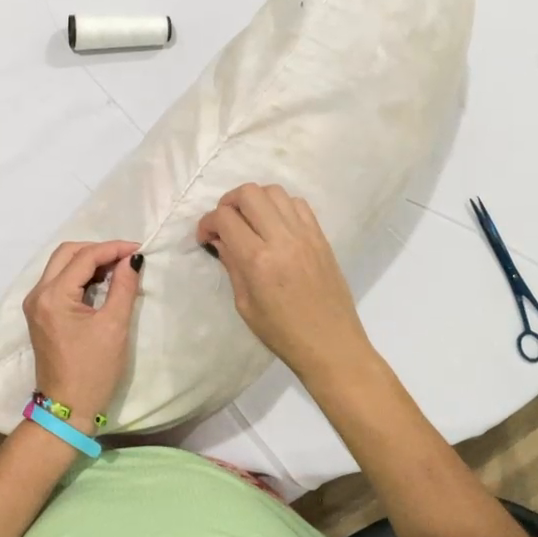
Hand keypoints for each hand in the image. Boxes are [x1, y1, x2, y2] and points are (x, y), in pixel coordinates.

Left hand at [23, 240, 141, 431]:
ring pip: (60, 265)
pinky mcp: (39, 313)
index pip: (83, 257)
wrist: (67, 408)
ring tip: (117, 268)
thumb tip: (132, 259)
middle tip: (126, 257)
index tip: (138, 249)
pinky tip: (101, 282)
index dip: (112, 248)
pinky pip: (58, 281)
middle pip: (66, 254)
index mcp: (53, 296)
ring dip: (88, 262)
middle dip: (97, 250)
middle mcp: (37, 293)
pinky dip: (79, 276)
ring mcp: (35, 303)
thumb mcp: (114, 326)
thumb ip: (123, 286)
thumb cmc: (93, 370)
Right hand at [197, 183, 373, 385]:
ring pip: (274, 191)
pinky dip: (280, 206)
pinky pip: (298, 204)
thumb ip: (232, 265)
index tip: (206, 237)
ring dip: (255, 201)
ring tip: (250, 221)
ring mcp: (305, 235)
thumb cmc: (283, 333)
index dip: (207, 223)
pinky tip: (275, 226)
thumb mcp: (245, 305)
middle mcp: (282, 240)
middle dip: (228, 202)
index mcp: (258, 261)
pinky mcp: (321, 237)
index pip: (224, 218)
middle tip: (226, 223)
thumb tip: (219, 240)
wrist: (331, 345)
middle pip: (249, 193)